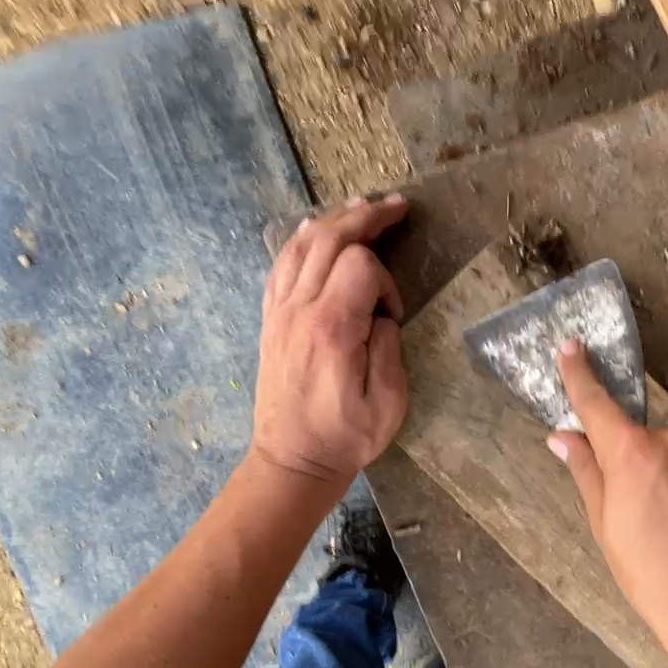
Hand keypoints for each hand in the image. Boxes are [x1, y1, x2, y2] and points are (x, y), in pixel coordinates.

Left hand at [249, 194, 409, 487]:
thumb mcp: (388, 403)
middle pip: (327, 239)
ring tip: (362, 207)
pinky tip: (315, 229)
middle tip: (396, 206)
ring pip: (301, 245)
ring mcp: (279, 312)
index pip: (360, 266)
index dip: (386, 280)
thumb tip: (381, 315)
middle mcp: (299, 310)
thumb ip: (389, 349)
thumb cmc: (346, 437)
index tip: (394, 315)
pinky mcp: (271, 320)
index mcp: (332, 329)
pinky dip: (300, 240)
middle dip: (365, 217)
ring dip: (333, 220)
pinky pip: (281, 265)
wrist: (292, 461)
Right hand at [546, 339, 667, 666]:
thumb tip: (563, 437)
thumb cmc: (656, 578)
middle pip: (644, 443)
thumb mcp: (607, 529)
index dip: (579, 374)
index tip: (571, 346)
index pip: (597, 403)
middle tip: (643, 518)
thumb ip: (587, 473)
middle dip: (639, 468)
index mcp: (633, 453)